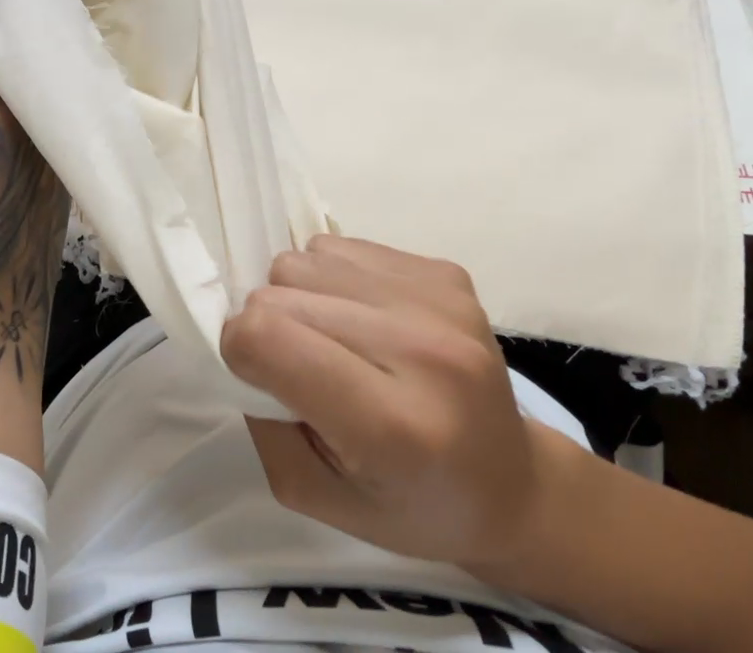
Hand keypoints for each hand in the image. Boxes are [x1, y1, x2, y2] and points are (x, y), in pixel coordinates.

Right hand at [221, 235, 554, 569]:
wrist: (513, 486)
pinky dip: (335, 280)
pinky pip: (342, 247)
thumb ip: (261, 422)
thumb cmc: (409, 506)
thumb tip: (239, 346)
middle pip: (278, 291)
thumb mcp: (312, 495)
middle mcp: (423, 351)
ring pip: (304, 259)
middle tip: (303, 369)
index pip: (265, 337)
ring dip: (300, 297)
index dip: (239, 353)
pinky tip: (365, 322)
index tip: (259, 381)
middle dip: (268, 328)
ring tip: (336, 341)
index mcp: (390, 424)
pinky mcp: (448, 274)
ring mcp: (441, 303)